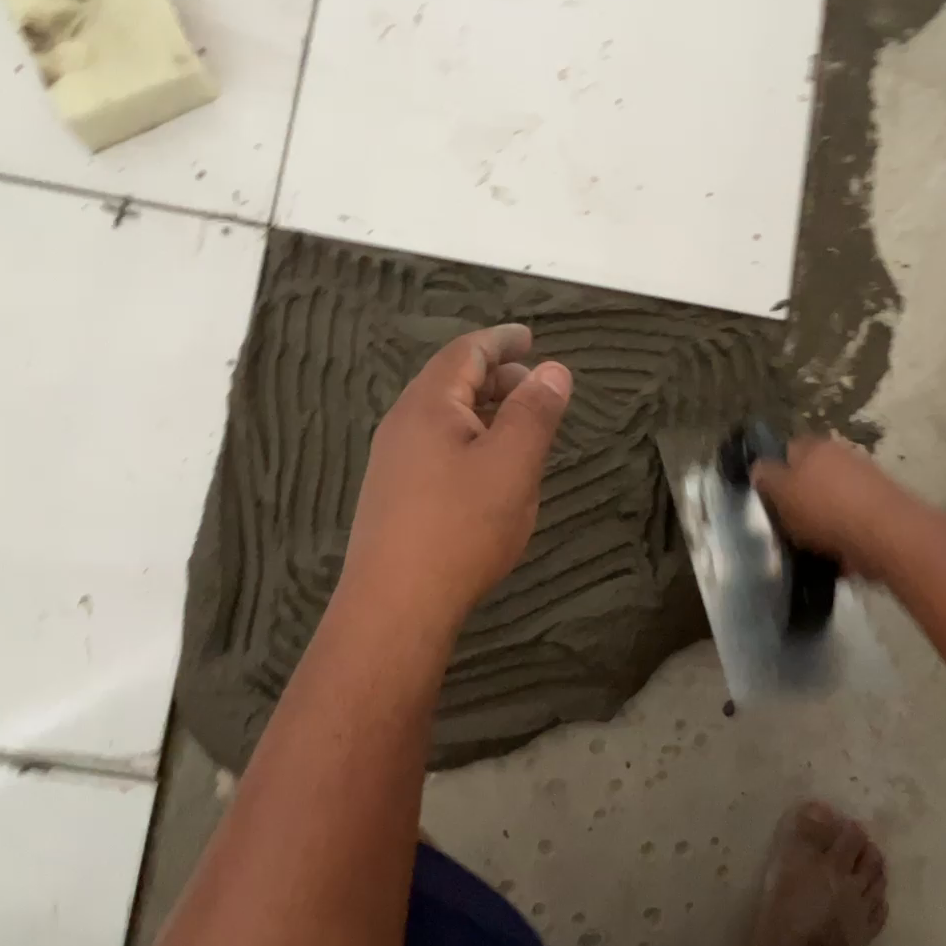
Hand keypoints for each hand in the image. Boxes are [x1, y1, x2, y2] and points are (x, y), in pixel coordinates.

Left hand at [341, 324, 572, 623]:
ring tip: (518, 427)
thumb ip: (534, 412)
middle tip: (533, 387)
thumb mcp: (511, 465)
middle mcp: (401, 424)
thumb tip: (553, 370)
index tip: (530, 338)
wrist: (394, 606)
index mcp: (428, 404)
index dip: (501, 341)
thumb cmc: (460, 528)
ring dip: (482, 411)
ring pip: (442, 418)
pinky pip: (435, 448)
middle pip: (450, 382)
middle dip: (495, 377)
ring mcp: (392, 462)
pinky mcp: (392, 496)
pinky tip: (487, 472)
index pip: (466, 352)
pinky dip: (468, 441)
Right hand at [750, 434, 911, 575]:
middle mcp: (842, 455)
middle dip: (800, 498)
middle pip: (811, 476)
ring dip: (822, 519)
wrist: (888, 536)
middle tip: (787, 523)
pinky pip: (853, 520)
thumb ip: (766, 478)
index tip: (768, 497)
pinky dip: (844, 535)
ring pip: (832, 499)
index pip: (786, 450)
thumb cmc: (825, 510)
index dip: (774, 472)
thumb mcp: (780, 494)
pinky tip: (837, 556)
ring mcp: (867, 480)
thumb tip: (758, 468)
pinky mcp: (884, 507)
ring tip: (812, 546)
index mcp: (814, 447)